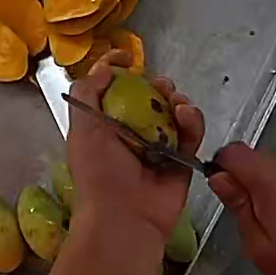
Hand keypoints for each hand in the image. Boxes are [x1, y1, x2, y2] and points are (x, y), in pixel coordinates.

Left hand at [66, 61, 204, 241]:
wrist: (125, 216)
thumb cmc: (100, 174)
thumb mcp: (83, 129)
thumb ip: (88, 94)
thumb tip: (103, 69)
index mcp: (105, 126)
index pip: (113, 89)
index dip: (118, 69)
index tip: (128, 57)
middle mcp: (132, 133)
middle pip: (149, 96)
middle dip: (155, 85)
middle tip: (159, 87)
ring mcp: (159, 146)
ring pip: (173, 111)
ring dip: (176, 100)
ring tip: (175, 104)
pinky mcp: (182, 158)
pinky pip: (192, 132)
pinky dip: (192, 120)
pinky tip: (186, 116)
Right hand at [208, 143, 275, 274]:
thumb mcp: (256, 245)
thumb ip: (237, 206)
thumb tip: (219, 178)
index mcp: (271, 182)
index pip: (234, 153)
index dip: (222, 168)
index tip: (224, 194)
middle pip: (259, 160)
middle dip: (246, 182)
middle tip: (249, 219)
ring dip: (270, 189)